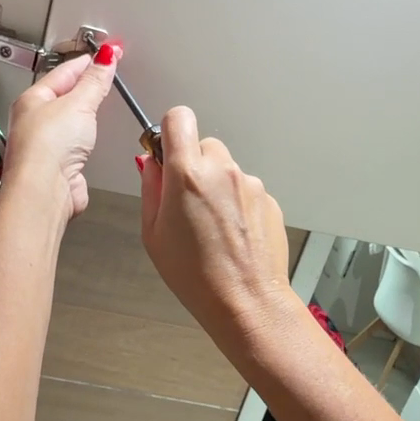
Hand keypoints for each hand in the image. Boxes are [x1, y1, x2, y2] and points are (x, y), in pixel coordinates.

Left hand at [2, 43, 119, 218]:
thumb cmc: (48, 147)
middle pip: (66, 94)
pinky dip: (87, 135)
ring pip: (70, 119)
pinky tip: (93, 135)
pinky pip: (77, 142)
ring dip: (86, 111)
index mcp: (32, 99)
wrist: (45, 191)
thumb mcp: (78, 104)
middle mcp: (35, 121)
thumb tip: (105, 57)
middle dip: (87, 84)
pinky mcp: (60, 165)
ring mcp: (47, 145)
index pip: (65, 71)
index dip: (89, 60)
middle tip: (108, 71)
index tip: (110, 52)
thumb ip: (95, 81)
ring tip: (101, 99)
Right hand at [138, 107, 299, 346]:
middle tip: (186, 201)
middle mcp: (222, 171)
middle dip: (193, 164)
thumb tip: (152, 165)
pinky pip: (245, 189)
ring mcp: (250, 184)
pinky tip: (231, 235)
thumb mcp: (154, 234)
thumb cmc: (195, 276)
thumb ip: (151, 190)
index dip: (169, 131)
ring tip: (211, 227)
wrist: (247, 302)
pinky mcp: (269, 199)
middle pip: (204, 144)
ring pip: (226, 169)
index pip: (179, 118)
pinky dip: (236, 204)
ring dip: (216, 186)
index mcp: (187, 175)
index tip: (166, 154)